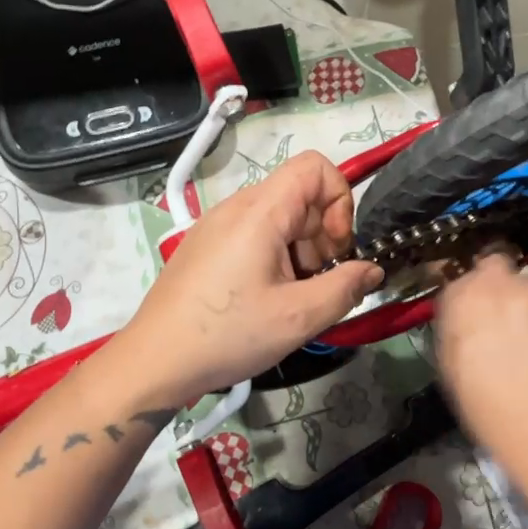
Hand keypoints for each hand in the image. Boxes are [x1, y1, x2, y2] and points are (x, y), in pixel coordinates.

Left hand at [115, 153, 383, 407]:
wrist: (154, 361)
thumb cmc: (227, 334)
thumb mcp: (298, 318)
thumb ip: (345, 288)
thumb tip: (372, 270)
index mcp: (260, 212)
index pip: (315, 167)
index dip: (340, 200)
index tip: (337, 249)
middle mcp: (237, 207)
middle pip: (299, 195)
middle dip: (322, 235)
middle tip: (318, 283)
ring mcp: (217, 225)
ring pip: (279, 217)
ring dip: (300, 250)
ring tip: (292, 297)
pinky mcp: (205, 245)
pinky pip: (254, 233)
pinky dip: (275, 256)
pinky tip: (266, 299)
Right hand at [434, 255, 527, 457]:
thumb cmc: (488, 406)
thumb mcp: (451, 364)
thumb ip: (456, 324)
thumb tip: (464, 312)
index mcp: (465, 296)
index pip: (464, 275)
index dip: (472, 293)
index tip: (476, 311)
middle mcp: (503, 283)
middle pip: (500, 273)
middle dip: (503, 294)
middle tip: (507, 327)